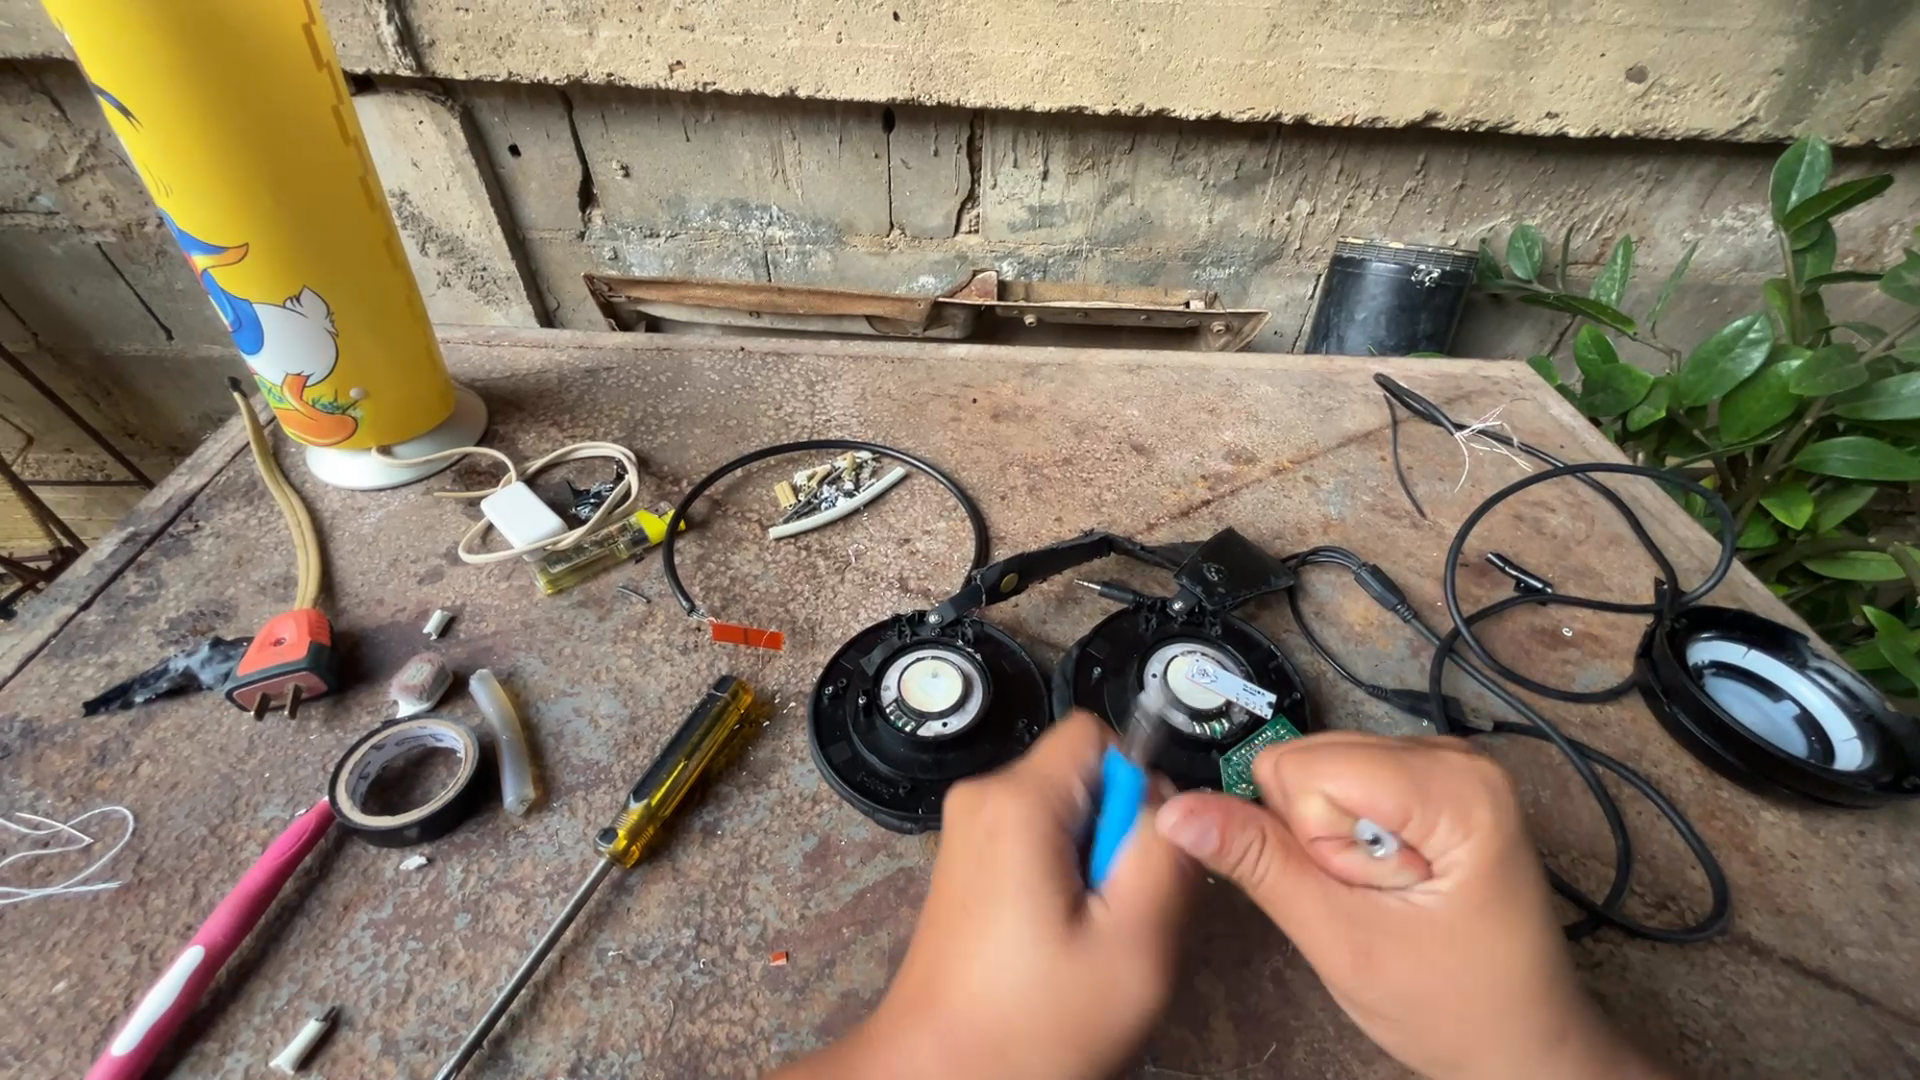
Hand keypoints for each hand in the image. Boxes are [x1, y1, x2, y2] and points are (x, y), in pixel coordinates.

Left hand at [774, 711, 1193, 1079]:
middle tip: (1117, 906)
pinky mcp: (964, 856)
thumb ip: (1165, 857)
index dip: (1135, 780)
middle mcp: (982, 795)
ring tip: (1086, 927)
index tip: (1139, 850)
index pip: (1094, 733)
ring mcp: (967, 825)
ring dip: (1090, 855)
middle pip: (1078, 771)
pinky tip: (1057, 932)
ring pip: (1060, 805)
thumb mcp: (1132, 946)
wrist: (937, 1072)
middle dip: (1113, 827)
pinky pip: (1032, 832)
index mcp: (1016, 800)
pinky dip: (1059, 869)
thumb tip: (1172, 801)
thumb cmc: (1033, 1023)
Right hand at [1153, 733, 1663, 1079]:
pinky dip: (1337, 822)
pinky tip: (1383, 868)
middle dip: (1312, 831)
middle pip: (1303, 759)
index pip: (1300, 768)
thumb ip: (1258, 863)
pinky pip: (1331, 772)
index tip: (1359, 890)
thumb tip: (1175, 811)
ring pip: (1309, 763)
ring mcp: (1440, 758)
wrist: (1521, 1040)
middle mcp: (1450, 754)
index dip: (1306, 837)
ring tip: (1379, 887)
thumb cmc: (1448, 1006)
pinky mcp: (1425, 772)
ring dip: (1322, 829)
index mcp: (1452, 787)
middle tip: (1368, 893)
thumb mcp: (1342, 942)